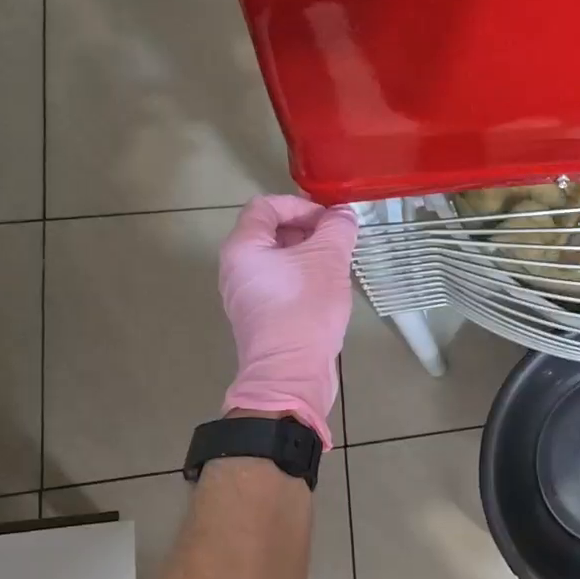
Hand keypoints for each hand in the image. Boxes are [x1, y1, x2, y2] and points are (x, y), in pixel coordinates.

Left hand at [219, 195, 358, 448]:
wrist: (290, 372)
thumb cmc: (304, 309)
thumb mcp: (327, 261)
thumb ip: (337, 230)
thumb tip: (343, 214)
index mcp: (243, 248)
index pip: (266, 206)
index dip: (301, 205)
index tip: (331, 220)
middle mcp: (236, 267)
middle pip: (271, 231)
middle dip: (308, 230)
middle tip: (340, 241)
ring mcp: (246, 294)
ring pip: (278, 259)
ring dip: (309, 255)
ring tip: (338, 265)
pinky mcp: (260, 316)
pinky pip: (281, 283)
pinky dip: (304, 277)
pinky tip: (328, 290)